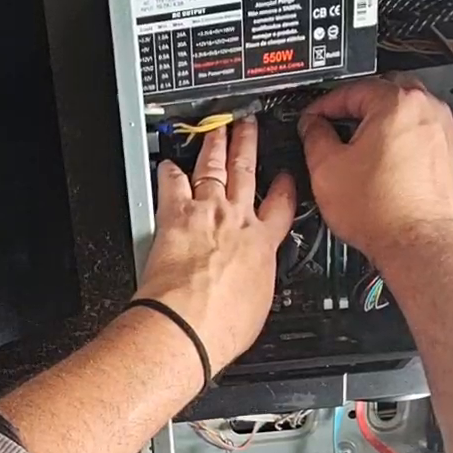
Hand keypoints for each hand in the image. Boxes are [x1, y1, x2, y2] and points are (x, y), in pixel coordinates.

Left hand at [133, 118, 296, 370]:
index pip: (281, 206)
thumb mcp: (257, 307)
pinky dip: (169, 170)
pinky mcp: (175, 216)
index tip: (284, 175)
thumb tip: (250, 294)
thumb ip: (255, 287)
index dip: (284, 186)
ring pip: (213, 169)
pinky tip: (168, 162)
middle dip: (248, 146)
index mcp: (262, 245)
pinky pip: (172, 184)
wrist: (189, 323)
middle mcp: (236, 221)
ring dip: (215, 146)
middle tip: (248, 127)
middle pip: (246, 173)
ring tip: (218, 130)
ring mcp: (206, 214)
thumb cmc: (221, 325)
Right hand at [299, 77, 452, 272]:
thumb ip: (315, 138)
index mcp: (396, 103)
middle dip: (357, 109)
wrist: (418, 243)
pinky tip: (384, 170)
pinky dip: (401, 146)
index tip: (313, 119)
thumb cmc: (380, 212)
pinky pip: (420, 138)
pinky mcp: (451, 155)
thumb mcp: (326, 171)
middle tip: (336, 129)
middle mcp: (427, 108)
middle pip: (384, 94)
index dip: (324, 105)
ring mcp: (443, 131)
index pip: (352, 89)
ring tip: (360, 153)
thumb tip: (312, 126)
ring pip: (405, 116)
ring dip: (381, 127)